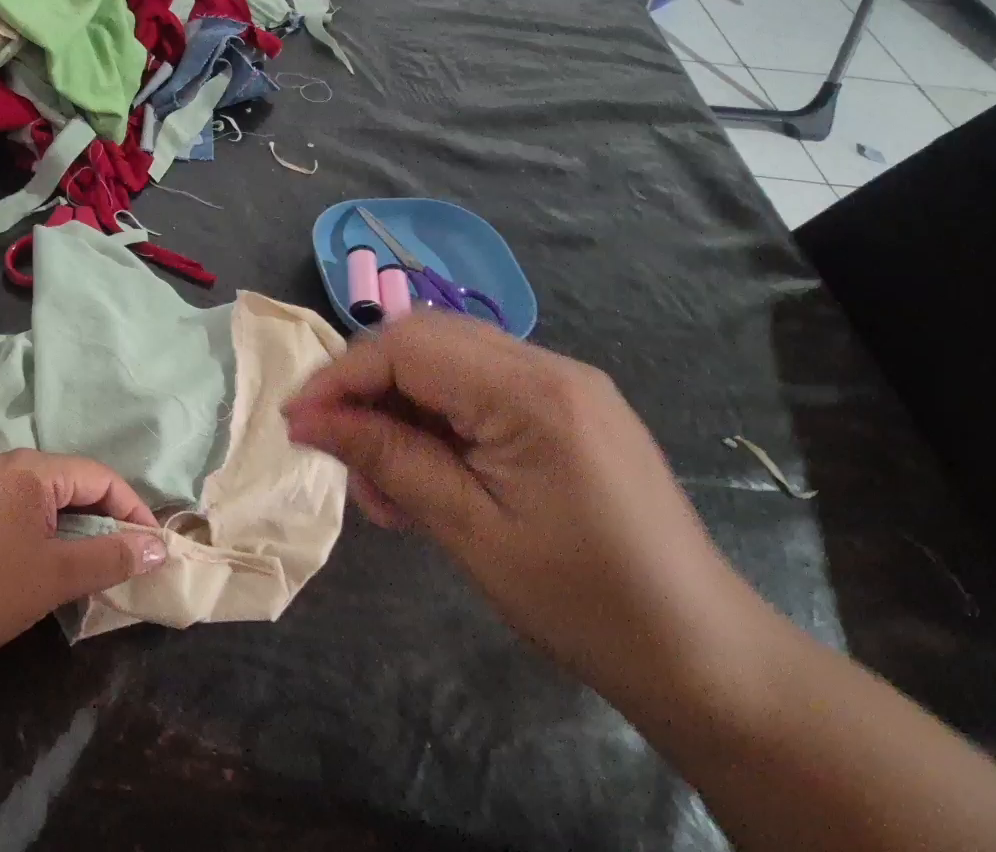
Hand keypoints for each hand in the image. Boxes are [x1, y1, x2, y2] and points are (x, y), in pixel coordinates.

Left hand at [0, 449, 167, 680]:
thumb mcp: (60, 575)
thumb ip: (114, 556)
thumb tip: (159, 545)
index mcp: (29, 469)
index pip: (99, 477)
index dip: (133, 509)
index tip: (153, 546)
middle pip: (65, 478)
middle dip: (99, 513)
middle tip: (121, 552)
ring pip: (29, 484)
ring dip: (60, 512)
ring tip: (78, 546)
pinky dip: (10, 501)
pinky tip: (9, 516)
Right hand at [283, 312, 754, 700]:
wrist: (701, 652)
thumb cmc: (582, 601)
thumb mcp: (468, 530)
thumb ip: (388, 459)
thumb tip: (308, 420)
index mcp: (533, 393)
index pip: (408, 346)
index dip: (339, 377)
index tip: (294, 425)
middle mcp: (551, 368)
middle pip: (425, 342)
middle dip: (365, 391)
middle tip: (337, 456)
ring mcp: (563, 388)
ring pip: (445, 367)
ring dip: (397, 414)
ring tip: (384, 490)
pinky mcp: (565, 414)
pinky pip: (476, 395)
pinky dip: (434, 428)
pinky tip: (423, 483)